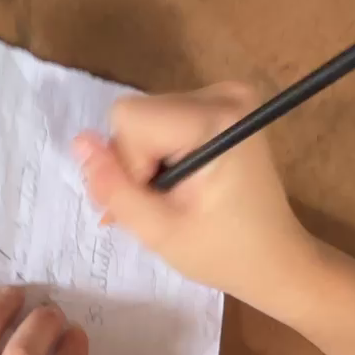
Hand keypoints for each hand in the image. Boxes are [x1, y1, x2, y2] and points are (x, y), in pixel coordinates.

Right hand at [72, 82, 313, 304]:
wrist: (276, 260)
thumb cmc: (222, 254)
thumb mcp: (158, 230)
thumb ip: (114, 187)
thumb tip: (78, 142)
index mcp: (214, 118)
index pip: (128, 118)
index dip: (128, 165)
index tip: (156, 200)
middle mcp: (223, 94)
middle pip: (138, 116)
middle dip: (137, 165)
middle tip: (159, 208)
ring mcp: (227, 97)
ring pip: (147, 121)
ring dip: (147, 165)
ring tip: (171, 202)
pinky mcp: (224, 109)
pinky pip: (165, 123)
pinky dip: (162, 158)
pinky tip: (180, 187)